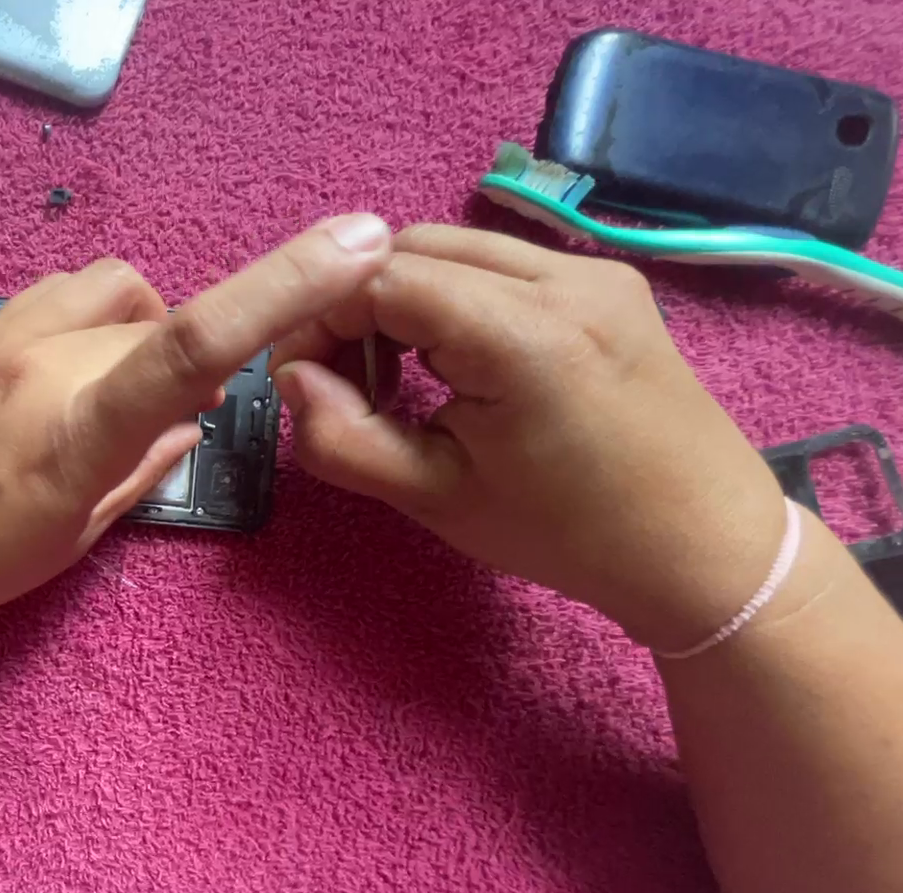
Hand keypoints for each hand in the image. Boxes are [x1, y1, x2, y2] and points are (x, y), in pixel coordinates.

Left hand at [0, 215, 396, 644]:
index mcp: (76, 433)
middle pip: (157, 323)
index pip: (192, 346)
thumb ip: (141, 471)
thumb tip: (190, 422)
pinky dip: (88, 320)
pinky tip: (64, 371)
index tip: (353, 244)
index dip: (281, 288)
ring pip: (110, 291)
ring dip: (139, 325)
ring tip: (113, 385)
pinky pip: (57, 297)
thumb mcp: (68, 538)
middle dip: (182, 360)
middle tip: (164, 414)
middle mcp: (41, 365)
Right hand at [268, 224, 788, 651]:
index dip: (315, 320)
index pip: (378, 278)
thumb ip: (339, 438)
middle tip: (334, 382)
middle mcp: (565, 277)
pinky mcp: (597, 282)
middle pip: (406, 249)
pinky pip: (484, 265)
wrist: (701, 544)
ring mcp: (589, 270)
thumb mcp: (427, 497)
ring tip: (383, 377)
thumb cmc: (560, 531)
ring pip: (443, 249)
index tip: (295, 380)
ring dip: (387, 303)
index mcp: (525, 335)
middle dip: (347, 308)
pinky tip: (433, 362)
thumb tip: (290, 378)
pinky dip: (432, 302)